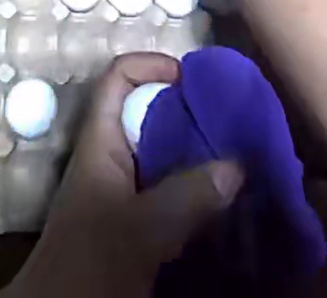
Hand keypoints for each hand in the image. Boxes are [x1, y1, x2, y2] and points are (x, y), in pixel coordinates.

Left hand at [1, 54, 242, 297]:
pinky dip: (195, 185)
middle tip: (228, 118)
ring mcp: (123, 187)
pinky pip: (170, 187)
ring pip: (162, 150)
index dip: (151, 65)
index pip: (119, 77)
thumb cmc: (89, 261)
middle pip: (147, 110)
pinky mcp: (135, 220)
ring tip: (235, 153)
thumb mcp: (139, 227)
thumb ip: (186, 195)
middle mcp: (112, 153)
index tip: (191, 78)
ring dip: (195, 150)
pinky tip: (224, 199)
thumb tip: (236, 164)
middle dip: (186, 109)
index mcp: (100, 138)